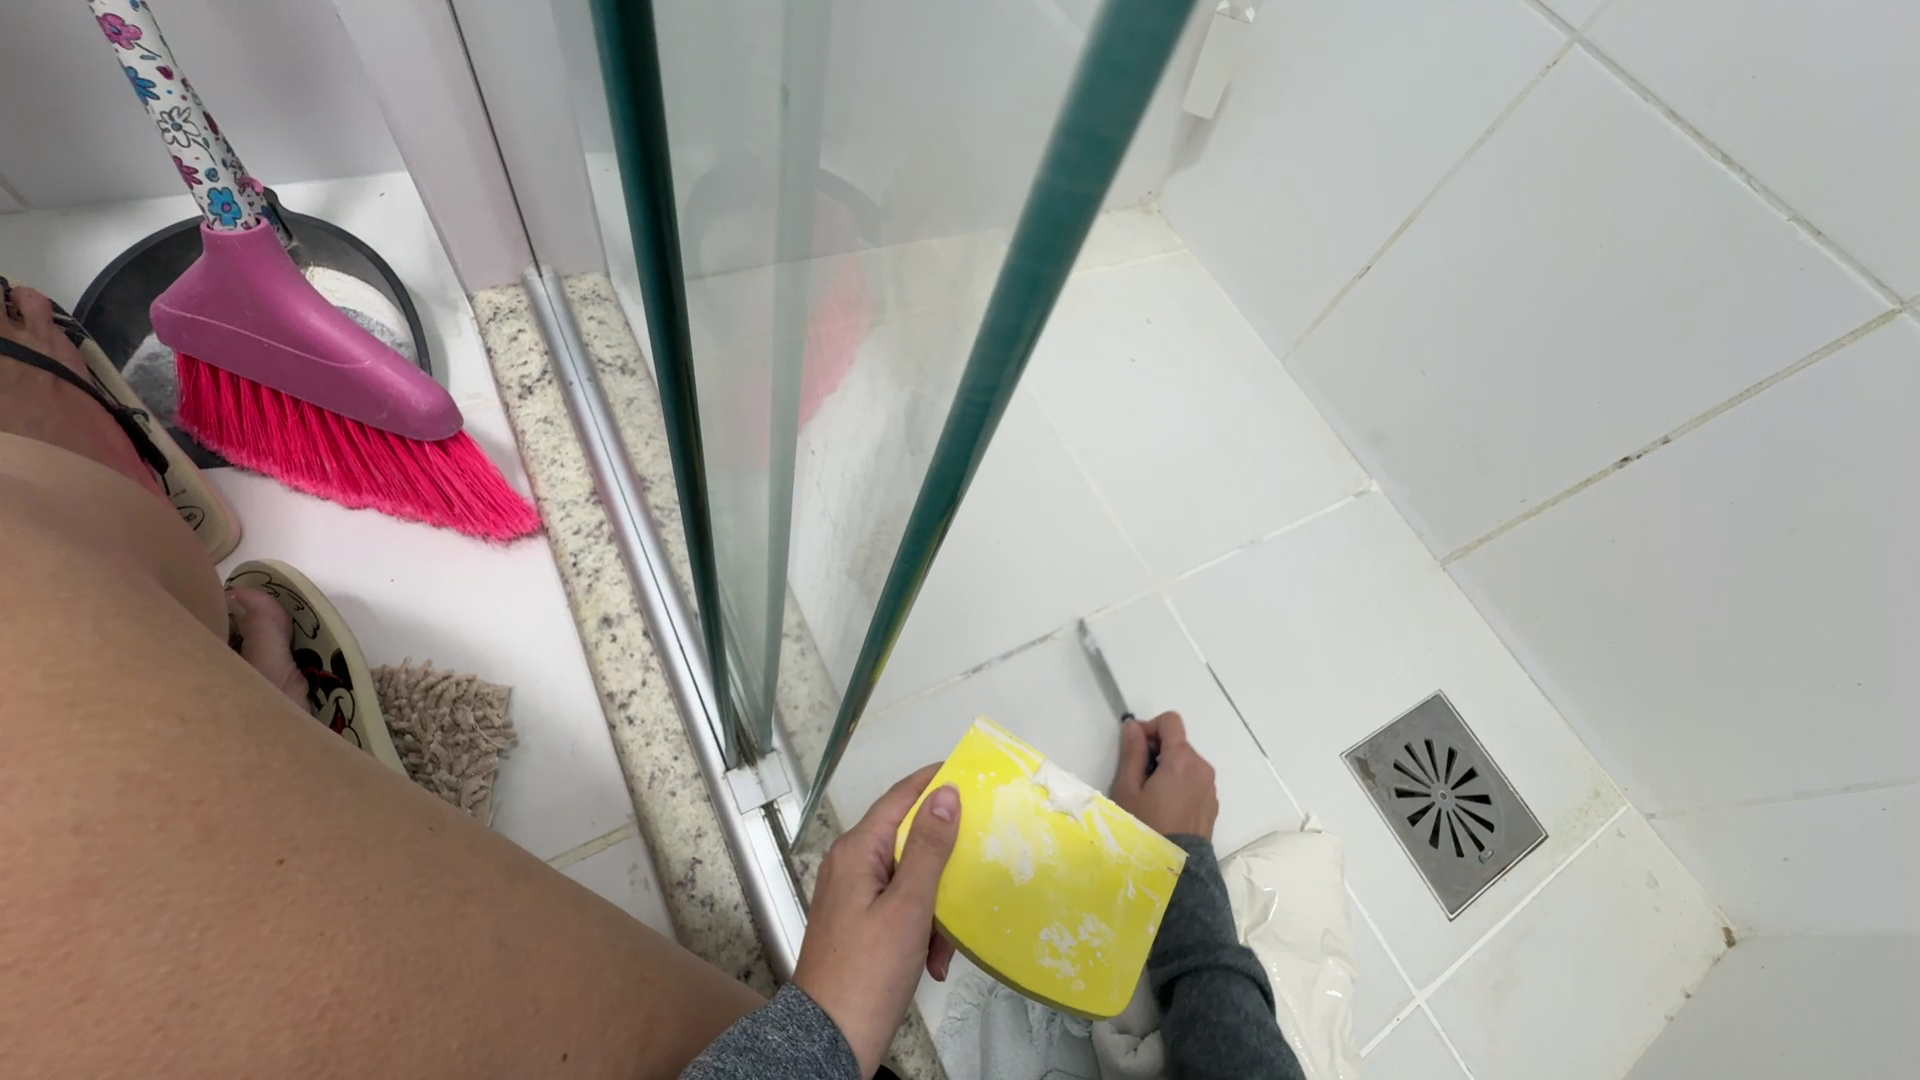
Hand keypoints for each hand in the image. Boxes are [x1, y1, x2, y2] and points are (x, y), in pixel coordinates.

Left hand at [793, 765, 961, 1078]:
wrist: (828, 1042)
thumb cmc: (869, 970)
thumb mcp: (909, 905)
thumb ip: (930, 846)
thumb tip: (946, 792)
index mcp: (858, 849)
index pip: (901, 797)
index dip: (934, 782)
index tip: (971, 774)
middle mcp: (851, 862)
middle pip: (909, 839)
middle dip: (943, 864)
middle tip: (973, 876)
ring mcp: (852, 892)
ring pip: (909, 877)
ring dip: (935, 906)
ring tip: (945, 945)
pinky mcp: (858, 920)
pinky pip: (899, 905)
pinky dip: (920, 926)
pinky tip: (932, 961)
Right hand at [1112, 712, 1217, 839]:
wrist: (1177, 871)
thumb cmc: (1146, 826)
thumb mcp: (1128, 788)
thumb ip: (1132, 752)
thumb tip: (1134, 726)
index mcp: (1181, 759)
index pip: (1170, 721)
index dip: (1150, 727)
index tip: (1135, 747)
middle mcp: (1201, 767)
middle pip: (1178, 742)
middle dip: (1157, 750)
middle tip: (1138, 776)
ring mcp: (1210, 786)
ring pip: (1186, 762)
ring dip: (1168, 767)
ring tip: (1151, 794)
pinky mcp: (1212, 803)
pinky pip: (1194, 780)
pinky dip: (1180, 782)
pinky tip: (1166, 806)